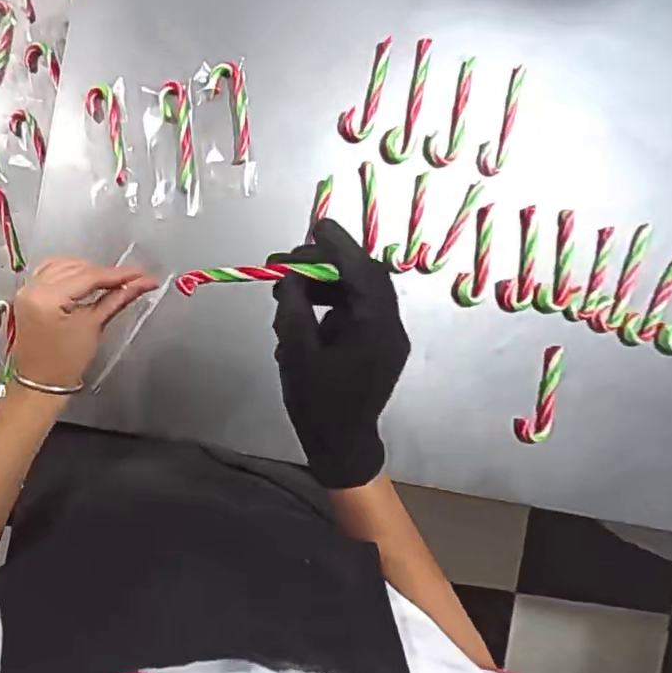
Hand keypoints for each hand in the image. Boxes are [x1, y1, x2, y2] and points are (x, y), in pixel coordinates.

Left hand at [9, 258, 157, 388]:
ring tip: (109, 282)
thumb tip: (141, 283)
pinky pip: (49, 272)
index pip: (88, 277)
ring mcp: (27, 290)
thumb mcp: (93, 327)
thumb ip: (116, 299)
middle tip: (129, 279)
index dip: (117, 274)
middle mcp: (32, 289)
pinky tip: (84, 280)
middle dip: (103, 272)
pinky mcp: (27, 295)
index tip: (140, 274)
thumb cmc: (66, 362)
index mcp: (47, 298)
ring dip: (87, 271)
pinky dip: (69, 273)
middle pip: (76, 268)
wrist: (42, 383)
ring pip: (62, 265)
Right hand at [269, 219, 409, 487]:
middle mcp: (388, 327)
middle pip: (359, 279)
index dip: (338, 245)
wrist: (341, 447)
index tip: (314, 226)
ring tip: (283, 289)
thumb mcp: (298, 354)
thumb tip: (290, 277)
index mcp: (377, 327)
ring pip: (354, 295)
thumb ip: (294, 310)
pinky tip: (298, 313)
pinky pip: (351, 314)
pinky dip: (326, 306)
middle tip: (283, 262)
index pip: (363, 271)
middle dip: (322, 265)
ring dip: (320, 286)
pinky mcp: (373, 348)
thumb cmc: (318, 405)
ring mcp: (383, 338)